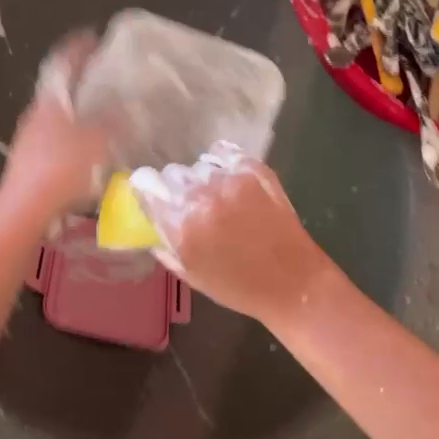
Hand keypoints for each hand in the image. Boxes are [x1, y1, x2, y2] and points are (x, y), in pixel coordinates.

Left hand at [0, 33, 108, 219]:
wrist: (25, 209)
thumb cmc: (63, 167)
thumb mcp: (99, 141)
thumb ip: (115, 123)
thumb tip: (128, 108)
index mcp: (50, 100)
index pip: (64, 63)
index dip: (79, 48)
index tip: (93, 37)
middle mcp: (36, 114)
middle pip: (59, 90)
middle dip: (80, 84)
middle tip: (103, 81)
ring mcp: (28, 139)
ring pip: (57, 118)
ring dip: (77, 115)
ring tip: (101, 120)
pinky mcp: (28, 163)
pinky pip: (55, 142)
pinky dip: (72, 140)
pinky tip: (87, 155)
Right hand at [131, 144, 332, 324]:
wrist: (292, 282)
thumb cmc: (239, 287)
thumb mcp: (192, 276)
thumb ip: (165, 246)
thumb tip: (150, 224)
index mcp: (181, 224)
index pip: (145, 182)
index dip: (146, 188)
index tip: (153, 196)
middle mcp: (201, 196)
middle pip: (172, 172)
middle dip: (176, 187)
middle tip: (192, 206)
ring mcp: (228, 179)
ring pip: (199, 164)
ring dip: (202, 178)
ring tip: (218, 198)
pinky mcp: (252, 169)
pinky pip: (223, 152)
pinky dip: (222, 162)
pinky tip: (230, 180)